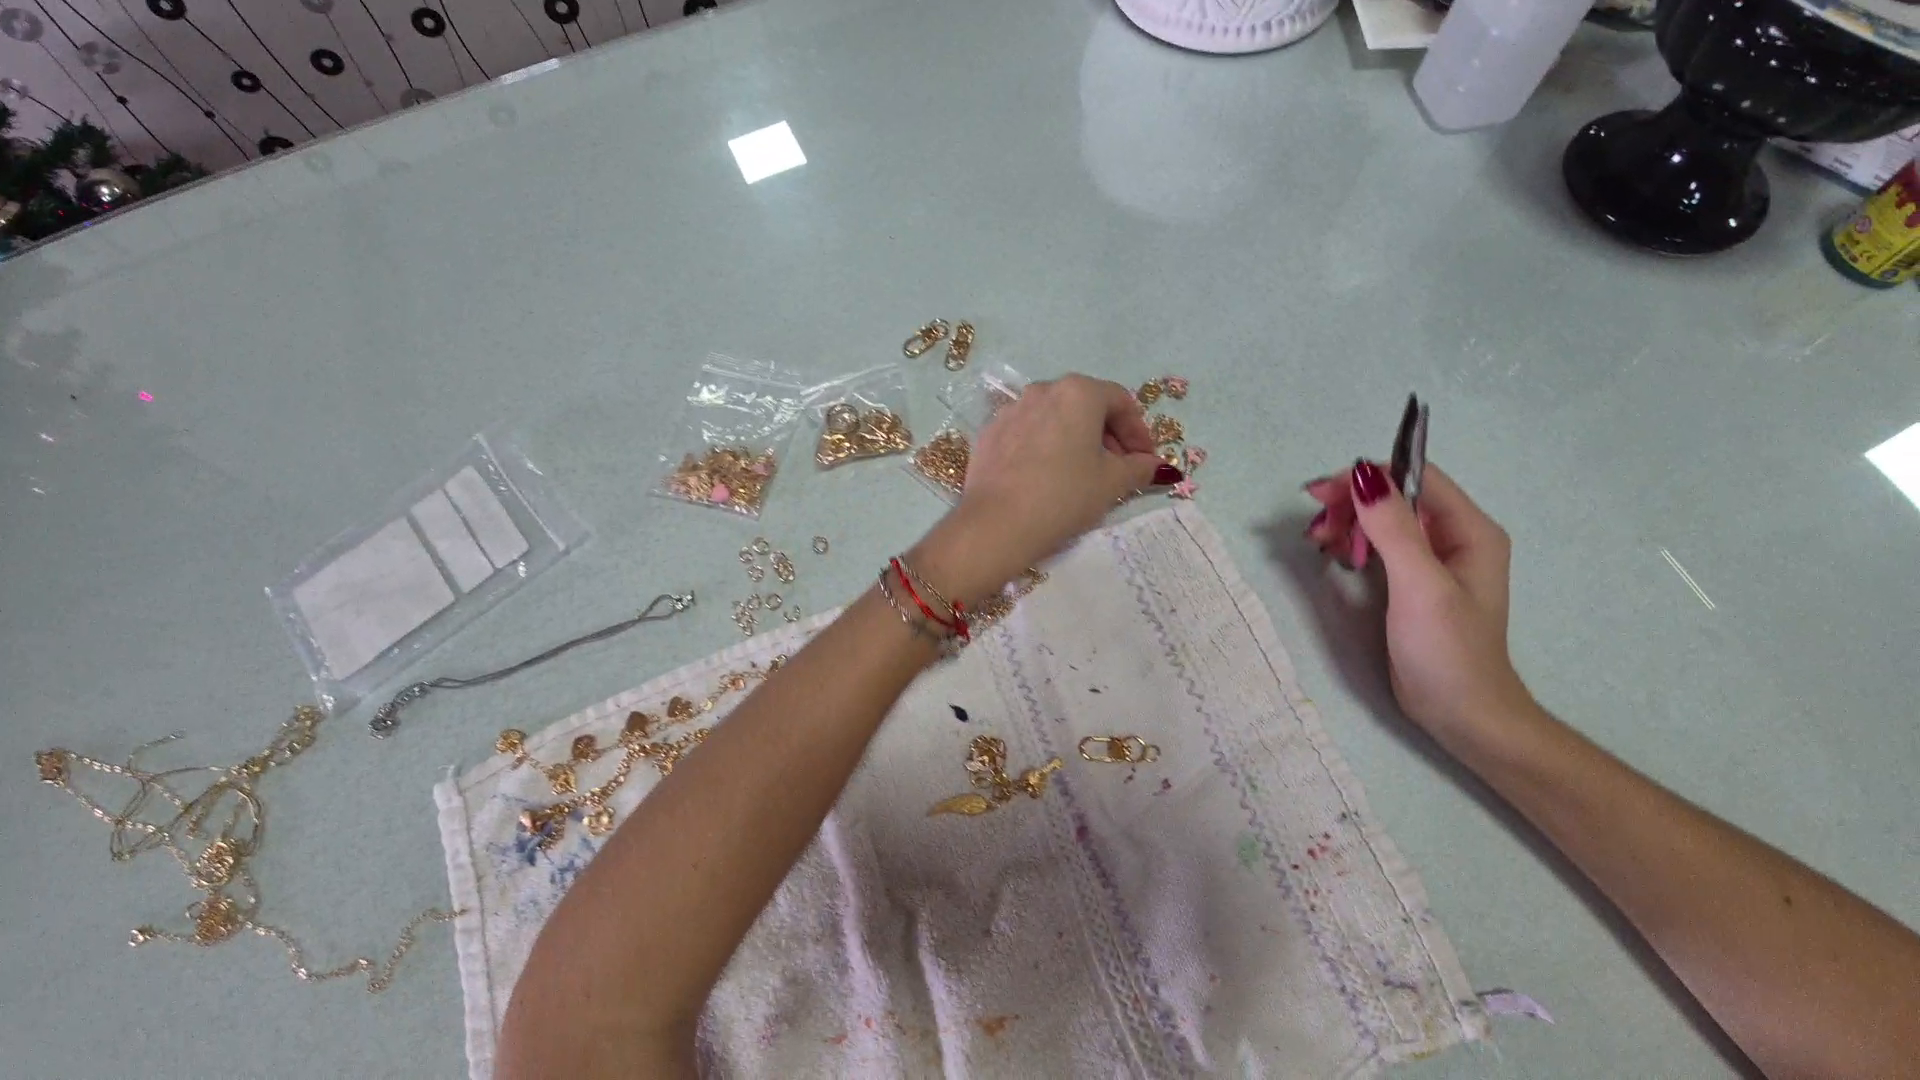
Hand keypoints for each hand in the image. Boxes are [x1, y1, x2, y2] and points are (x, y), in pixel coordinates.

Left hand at [917, 375, 1170, 601]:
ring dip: (1076, 440)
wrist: (996, 524)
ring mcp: (1011, 410)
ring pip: (1055, 419)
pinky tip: (1047, 478)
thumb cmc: (1064, 496)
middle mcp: (1042, 391)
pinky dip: (1045, 448)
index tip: (1145, 460)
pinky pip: (1028, 434)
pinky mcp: (989, 434)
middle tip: (1118, 469)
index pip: (1121, 402)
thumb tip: (1156, 466)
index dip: (1138, 432)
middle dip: (1108, 435)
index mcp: (1078, 392)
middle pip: (1086, 406)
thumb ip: (1139, 468)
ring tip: (1083, 475)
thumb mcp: (1111, 483)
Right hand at [1305, 461, 1533, 740]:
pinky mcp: (1415, 583)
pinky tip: (1337, 558)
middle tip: (1315, 528)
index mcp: (1470, 530)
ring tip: (1320, 545)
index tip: (1319, 495)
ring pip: (1384, 520)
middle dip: (1351, 504)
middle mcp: (1456, 537)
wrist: (1462, 714)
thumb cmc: (1446, 650)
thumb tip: (1361, 474)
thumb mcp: (1418, 585)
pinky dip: (1354, 544)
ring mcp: (1435, 561)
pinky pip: (1381, 545)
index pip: (1416, 478)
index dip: (1367, 479)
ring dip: (1348, 524)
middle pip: (1396, 497)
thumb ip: (1393, 528)